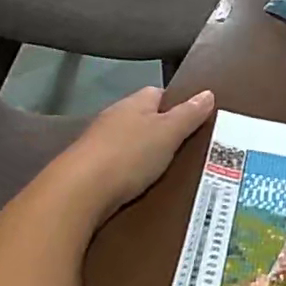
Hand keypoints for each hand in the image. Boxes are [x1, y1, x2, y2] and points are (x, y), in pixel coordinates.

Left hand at [45, 86, 213, 224]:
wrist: (77, 192)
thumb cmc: (129, 155)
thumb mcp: (168, 133)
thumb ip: (189, 114)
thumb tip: (208, 93)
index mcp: (134, 103)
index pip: (159, 93)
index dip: (177, 104)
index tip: (193, 120)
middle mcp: (114, 117)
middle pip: (144, 117)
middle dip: (161, 131)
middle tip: (185, 149)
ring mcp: (97, 143)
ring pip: (129, 142)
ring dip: (143, 153)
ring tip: (165, 170)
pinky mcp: (87, 168)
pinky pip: (116, 164)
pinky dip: (128, 172)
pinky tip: (138, 185)